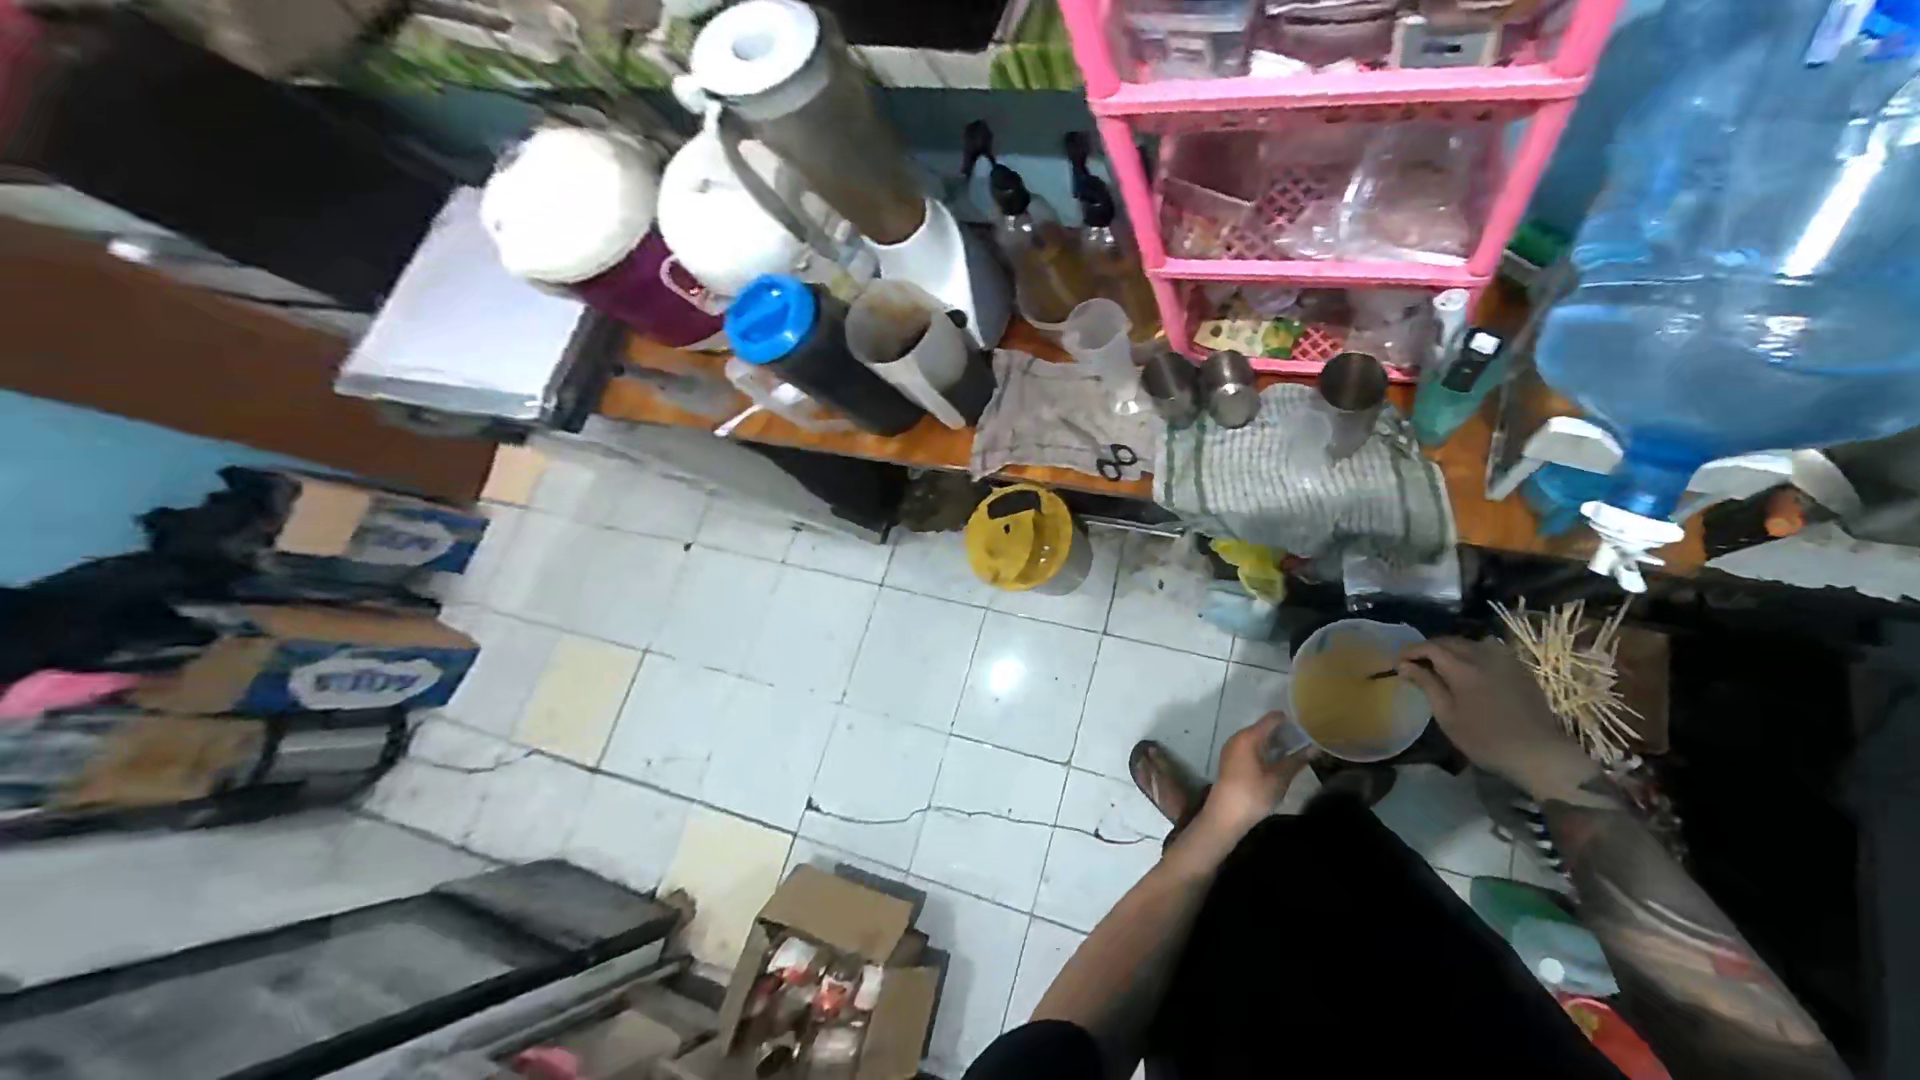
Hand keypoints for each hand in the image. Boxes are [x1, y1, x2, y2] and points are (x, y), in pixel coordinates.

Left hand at [1201, 712, 1312, 835]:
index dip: (1290, 719)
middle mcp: (1238, 737)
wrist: (1226, 814)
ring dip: (1276, 742)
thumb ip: (1296, 761)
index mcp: (1249, 737)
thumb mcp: (1279, 778)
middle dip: (1285, 732)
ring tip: (1298, 748)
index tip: (1308, 723)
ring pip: (1258, 738)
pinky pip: (1252, 747)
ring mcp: (1233, 748)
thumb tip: (1315, 748)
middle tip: (1308, 738)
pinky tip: (1280, 759)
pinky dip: (1266, 749)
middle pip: (1264, 727)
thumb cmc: (1253, 793)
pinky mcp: (1232, 759)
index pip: (1272, 719)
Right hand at [1396, 637, 1601, 803]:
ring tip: (1443, 665)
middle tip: (1416, 664)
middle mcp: (1484, 657)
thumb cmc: (1485, 739)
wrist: (1540, 754)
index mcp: (1463, 668)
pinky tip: (1471, 669)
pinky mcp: (1521, 669)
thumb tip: (1405, 665)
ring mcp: (1506, 661)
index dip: (1410, 651)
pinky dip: (1474, 653)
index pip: (1430, 647)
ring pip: (1471, 643)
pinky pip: (1491, 650)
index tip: (1398, 663)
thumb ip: (1427, 685)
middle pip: (1450, 641)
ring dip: (1452, 649)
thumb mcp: (1447, 716)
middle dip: (1429, 649)